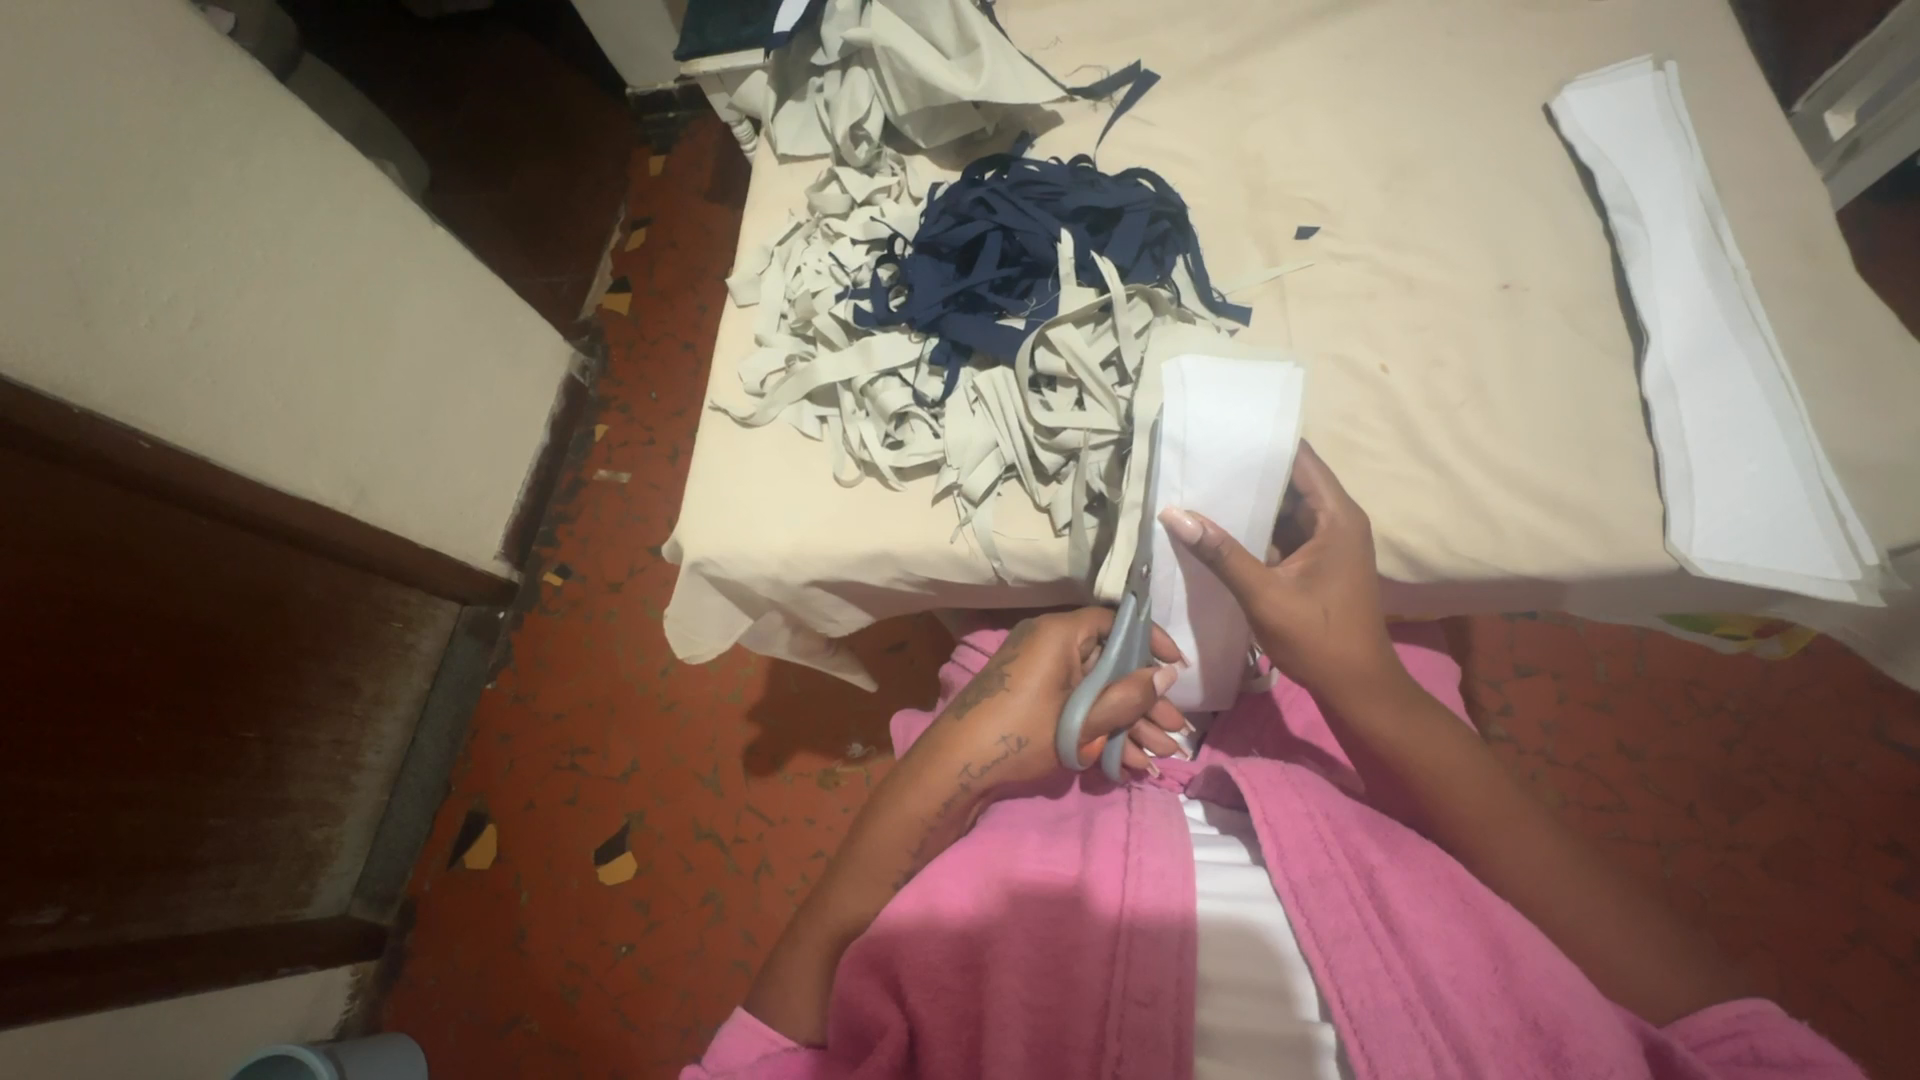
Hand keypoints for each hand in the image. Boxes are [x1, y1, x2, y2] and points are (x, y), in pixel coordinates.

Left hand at [907, 607, 1190, 796]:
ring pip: (1097, 690)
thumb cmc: (1021, 734)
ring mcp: (1041, 673)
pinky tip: (1131, 762)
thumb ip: (1127, 697)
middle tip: (1176, 731)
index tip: (1177, 667)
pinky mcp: (1035, 699)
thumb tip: (1167, 674)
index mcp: (1059, 634)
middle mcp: (1050, 645)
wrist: (957, 766)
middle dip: (1145, 701)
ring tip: (1163, 754)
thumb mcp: (1081, 720)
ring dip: (1129, 722)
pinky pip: (1077, 704)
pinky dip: (1101, 729)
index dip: (1150, 642)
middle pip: (1110, 663)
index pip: (1114, 622)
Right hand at [1157, 442, 1404, 703]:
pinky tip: (1216, 527)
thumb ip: (1221, 553)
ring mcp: (1326, 543)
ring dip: (1248, 503)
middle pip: (1289, 482)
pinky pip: (1281, 534)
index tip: (1224, 431)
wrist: (1357, 686)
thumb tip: (1175, 515)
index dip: (1265, 444)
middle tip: (1200, 458)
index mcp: (1336, 517)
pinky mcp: (1314, 563)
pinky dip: (1253, 530)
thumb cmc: (1319, 637)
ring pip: (1282, 510)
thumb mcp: (1264, 594)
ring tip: (1200, 485)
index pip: (1301, 460)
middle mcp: (1335, 521)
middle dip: (1248, 472)